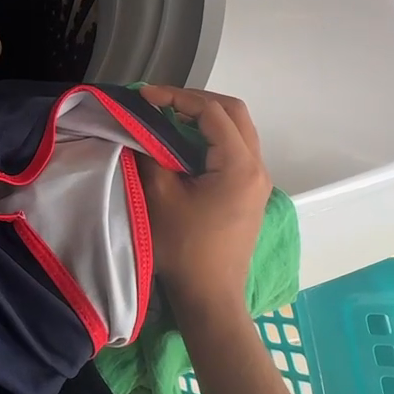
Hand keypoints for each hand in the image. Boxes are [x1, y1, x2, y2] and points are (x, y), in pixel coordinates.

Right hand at [138, 85, 273, 312]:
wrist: (209, 296)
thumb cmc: (184, 246)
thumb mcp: (158, 195)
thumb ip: (149, 153)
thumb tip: (137, 127)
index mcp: (240, 166)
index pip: (212, 112)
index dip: (176, 97)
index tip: (143, 98)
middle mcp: (257, 168)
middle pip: (233, 113)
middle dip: (195, 99)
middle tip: (159, 101)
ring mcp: (257, 182)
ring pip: (237, 129)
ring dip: (203, 116)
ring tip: (166, 116)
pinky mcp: (248, 192)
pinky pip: (234, 148)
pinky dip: (209, 135)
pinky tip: (181, 142)